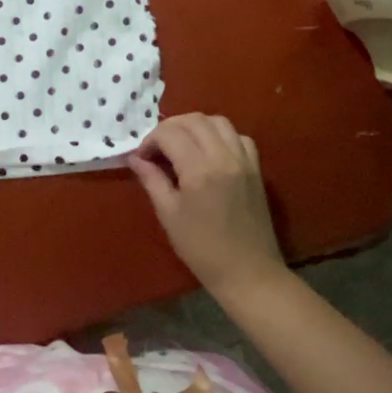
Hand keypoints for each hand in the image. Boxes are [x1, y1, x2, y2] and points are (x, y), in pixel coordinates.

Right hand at [128, 113, 285, 294]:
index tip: (141, 158)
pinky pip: (239, 137)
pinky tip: (209, 152)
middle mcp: (224, 158)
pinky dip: (220, 136)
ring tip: (181, 145)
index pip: (170, 133)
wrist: (248, 272)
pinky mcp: (256, 169)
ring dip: (195, 126)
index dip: (150, 140)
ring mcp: (244, 161)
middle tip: (157, 149)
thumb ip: (152, 180)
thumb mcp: (168, 215)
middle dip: (169, 128)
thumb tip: (136, 158)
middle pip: (194, 120)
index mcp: (199, 171)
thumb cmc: (201, 248)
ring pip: (218, 122)